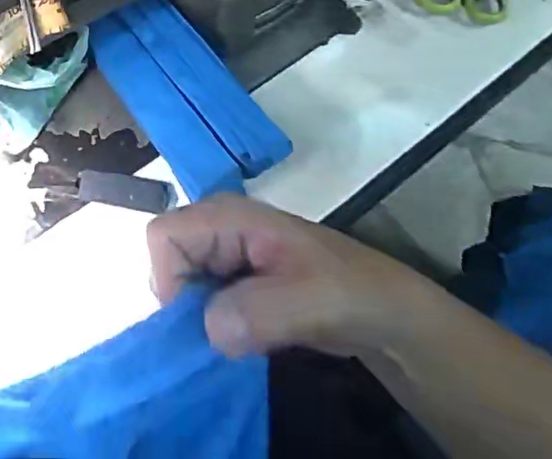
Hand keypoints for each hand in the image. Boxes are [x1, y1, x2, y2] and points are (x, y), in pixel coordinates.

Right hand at [146, 193, 438, 358]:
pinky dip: (209, 323)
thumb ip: (257, 311)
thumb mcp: (311, 302)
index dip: (168, 279)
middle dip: (182, 303)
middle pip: (166, 258)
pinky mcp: (233, 277)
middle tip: (220, 336)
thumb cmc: (351, 294)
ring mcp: (224, 251)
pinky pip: (198, 297)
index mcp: (228, 214)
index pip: (164, 236)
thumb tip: (208, 329)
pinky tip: (240, 337)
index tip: (197, 323)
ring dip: (196, 317)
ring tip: (236, 337)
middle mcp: (217, 225)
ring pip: (180, 281)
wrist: (387, 313)